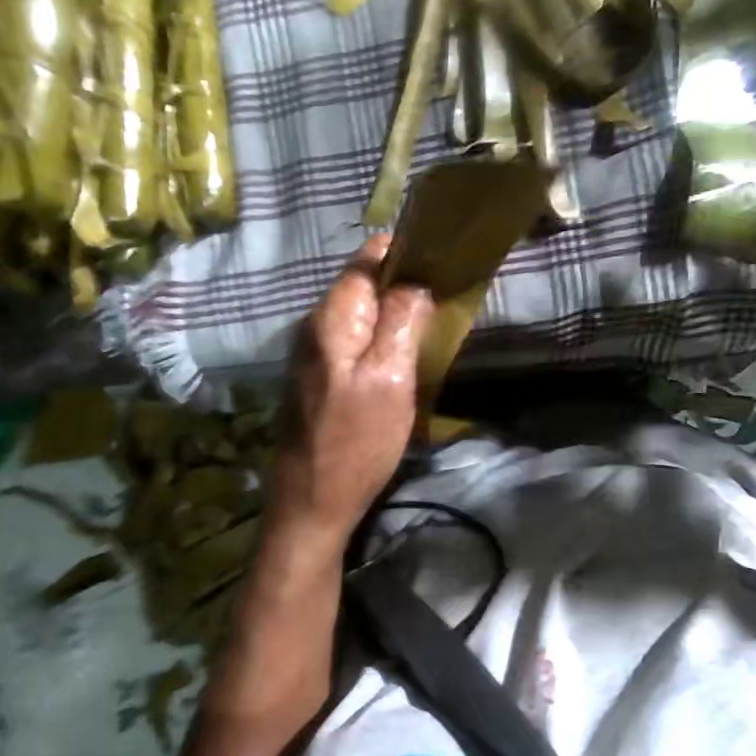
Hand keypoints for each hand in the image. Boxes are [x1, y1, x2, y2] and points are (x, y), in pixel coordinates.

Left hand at [268, 234, 433, 552]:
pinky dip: (377, 341)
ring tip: (430, 324)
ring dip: (391, 316)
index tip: (441, 257)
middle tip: (444, 297)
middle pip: (361, 287)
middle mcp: (313, 327)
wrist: (312, 503)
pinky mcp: (316, 380)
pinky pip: (351, 343)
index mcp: (331, 318)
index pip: (367, 260)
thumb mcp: (390, 378)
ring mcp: (311, 355)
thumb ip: (400, 320)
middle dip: (401, 286)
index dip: (403, 252)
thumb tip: (414, 277)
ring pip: (358, 317)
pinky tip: (399, 357)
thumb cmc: (356, 442)